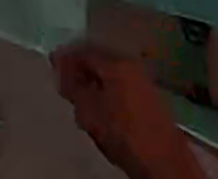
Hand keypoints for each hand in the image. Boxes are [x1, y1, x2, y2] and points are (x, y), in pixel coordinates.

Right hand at [52, 44, 208, 178]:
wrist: (165, 166)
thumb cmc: (123, 132)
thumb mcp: (87, 108)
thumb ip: (70, 83)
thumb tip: (59, 64)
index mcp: (116, 62)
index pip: (83, 50)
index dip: (65, 57)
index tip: (52, 65)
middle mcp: (133, 66)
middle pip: (98, 61)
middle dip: (80, 70)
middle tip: (65, 82)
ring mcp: (145, 84)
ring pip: (111, 75)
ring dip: (94, 83)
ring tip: (81, 98)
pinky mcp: (152, 102)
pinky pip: (122, 88)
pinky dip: (108, 92)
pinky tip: (101, 108)